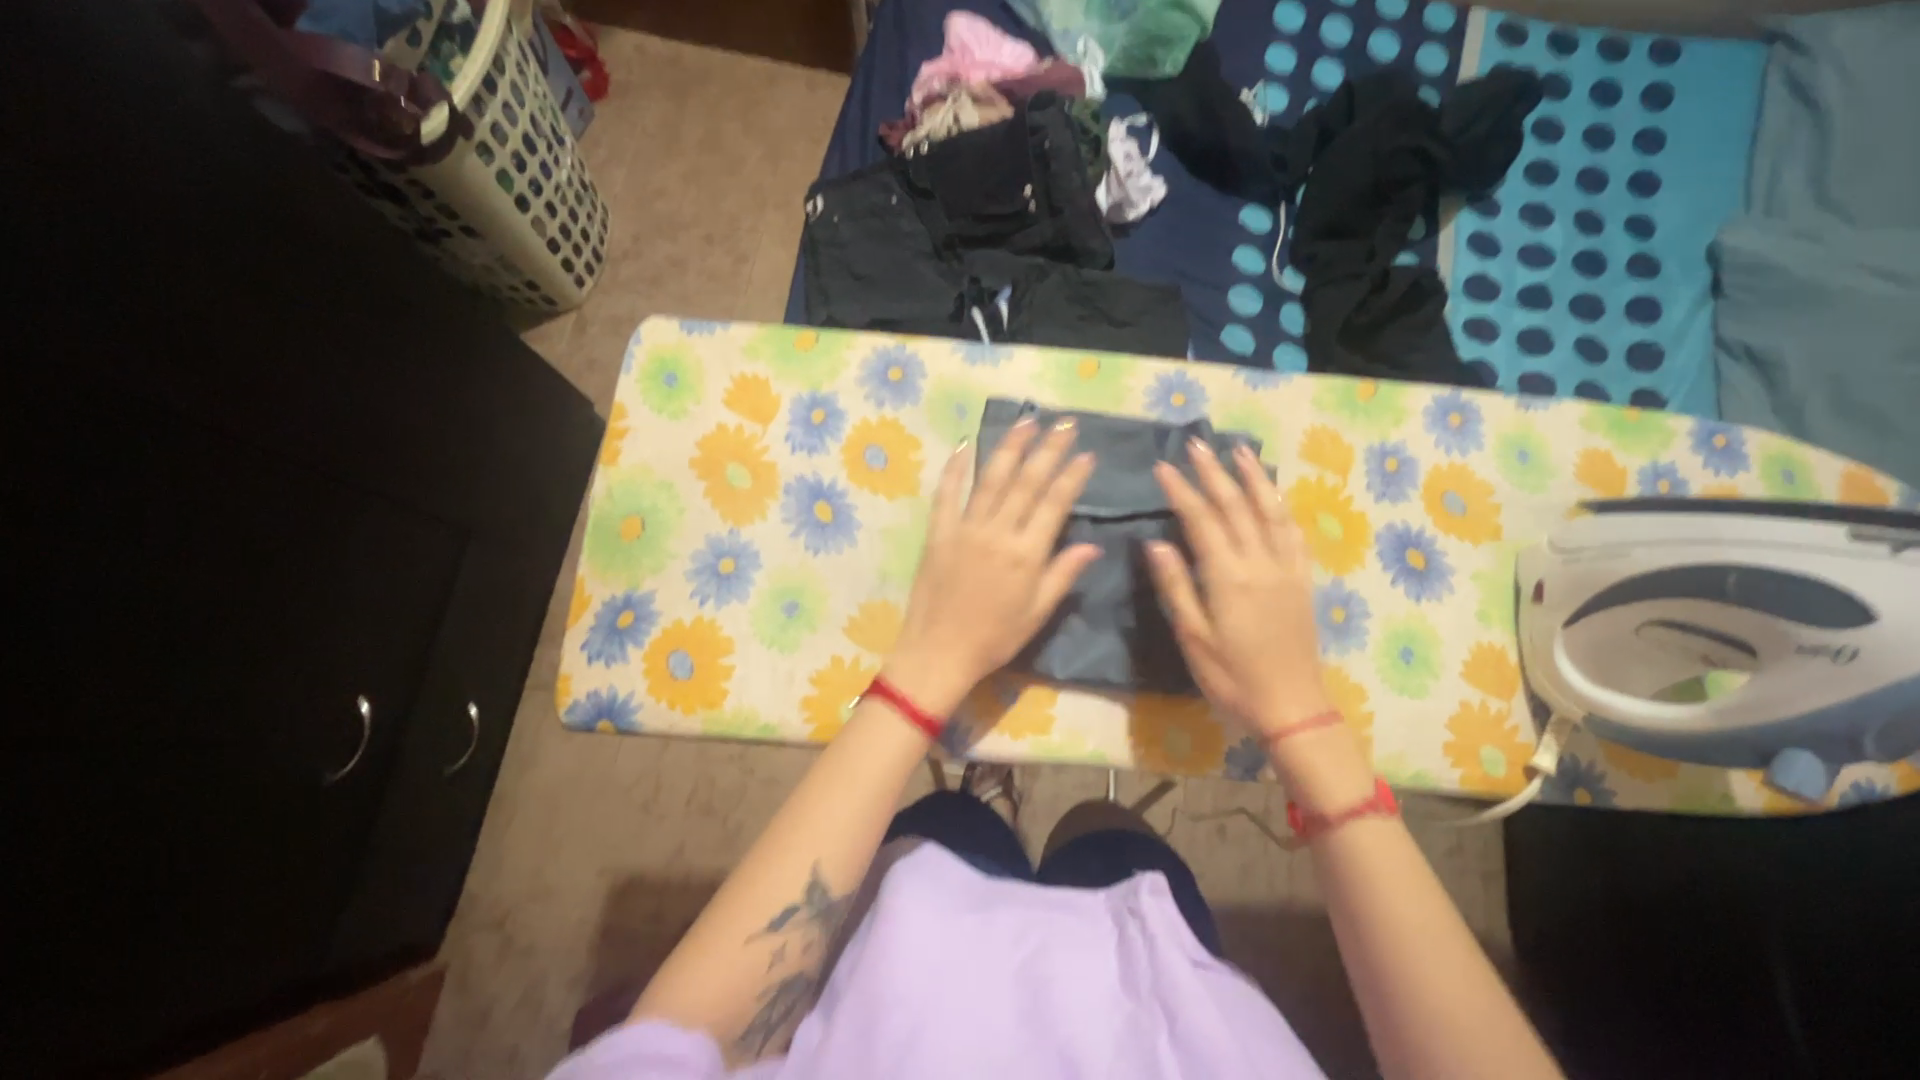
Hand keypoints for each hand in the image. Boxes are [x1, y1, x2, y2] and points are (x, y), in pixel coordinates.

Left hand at [883, 417, 1099, 717]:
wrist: (938, 652)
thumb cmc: (994, 638)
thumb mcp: (1037, 613)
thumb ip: (1063, 574)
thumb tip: (1093, 545)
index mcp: (1026, 554)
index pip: (1054, 504)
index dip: (1072, 477)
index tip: (1086, 454)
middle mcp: (998, 532)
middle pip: (1027, 482)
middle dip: (1048, 450)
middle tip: (1064, 424)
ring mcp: (965, 529)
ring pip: (991, 479)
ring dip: (1010, 447)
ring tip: (1026, 422)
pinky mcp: (938, 533)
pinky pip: (947, 494)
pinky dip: (956, 468)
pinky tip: (965, 445)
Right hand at [1145, 439, 1329, 736]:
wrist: (1291, 705)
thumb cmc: (1232, 677)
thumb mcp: (1193, 637)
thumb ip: (1177, 586)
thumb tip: (1156, 543)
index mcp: (1227, 577)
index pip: (1201, 521)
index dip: (1181, 491)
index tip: (1163, 467)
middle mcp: (1259, 563)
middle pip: (1235, 506)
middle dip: (1214, 473)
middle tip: (1196, 445)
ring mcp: (1286, 569)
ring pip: (1270, 511)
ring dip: (1253, 478)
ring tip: (1239, 451)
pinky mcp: (1302, 580)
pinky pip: (1294, 533)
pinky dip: (1281, 507)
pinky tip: (1273, 494)